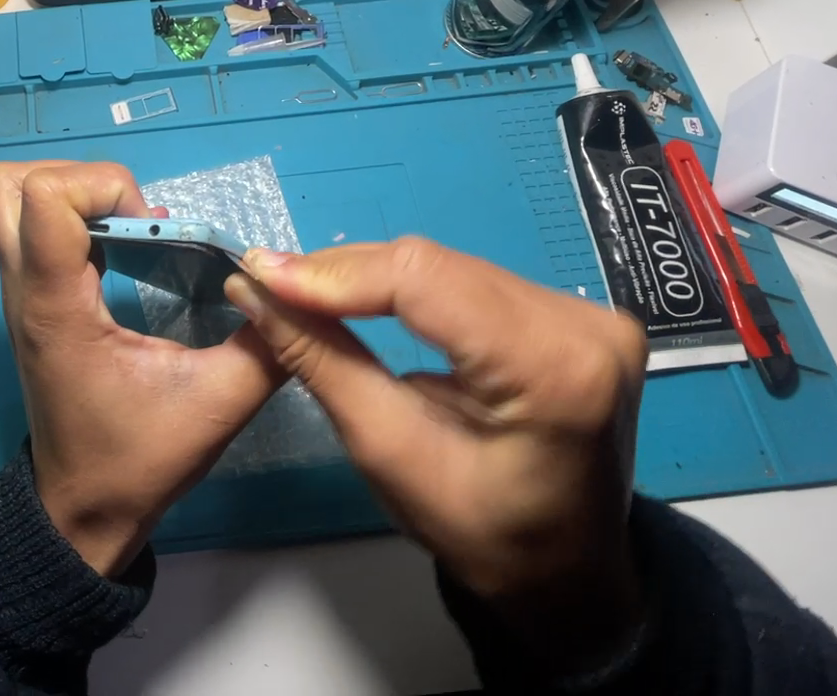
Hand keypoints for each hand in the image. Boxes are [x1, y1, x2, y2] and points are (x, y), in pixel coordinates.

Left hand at [0, 161, 283, 575]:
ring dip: (76, 196)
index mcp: (57, 306)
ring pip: (16, 200)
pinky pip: (36, 228)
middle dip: (81, 180)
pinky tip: (124, 252)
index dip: (105, 189)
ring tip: (131, 231)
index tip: (153, 227)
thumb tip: (292, 291)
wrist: (81, 512)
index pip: (46, 197)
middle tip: (134, 218)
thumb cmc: (136, 462)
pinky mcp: (33, 301)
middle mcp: (26, 289)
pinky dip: (77, 219)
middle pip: (13, 183)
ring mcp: (21, 293)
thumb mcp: (217, 405)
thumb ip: (265, 346)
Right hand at [224, 239, 646, 660]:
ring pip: (442, 264)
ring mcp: (583, 312)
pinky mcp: (569, 311)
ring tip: (304, 294)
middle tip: (269, 285)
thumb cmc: (478, 531)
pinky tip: (358, 298)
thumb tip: (253, 290)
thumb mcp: (387, 450)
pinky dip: (401, 286)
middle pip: (432, 266)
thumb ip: (321, 361)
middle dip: (341, 274)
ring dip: (366, 277)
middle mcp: (582, 323)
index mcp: (552, 370)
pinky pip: (462, 277)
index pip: (424, 280)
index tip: (261, 275)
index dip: (335, 272)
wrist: (564, 572)